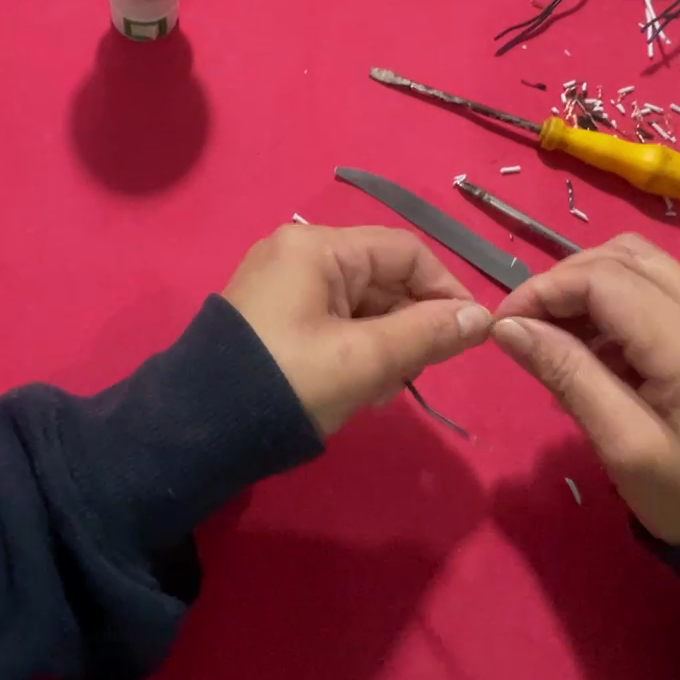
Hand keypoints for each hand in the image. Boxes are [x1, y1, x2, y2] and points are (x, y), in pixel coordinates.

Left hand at [222, 225, 491, 435]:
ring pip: (360, 305)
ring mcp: (282, 285)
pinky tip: (356, 390)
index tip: (470, 334)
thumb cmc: (288, 383)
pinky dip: (354, 351)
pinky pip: (333, 322)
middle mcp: (298, 254)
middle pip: (381, 278)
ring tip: (376, 390)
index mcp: (316, 248)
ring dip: (383, 346)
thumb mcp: (364, 360)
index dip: (445, 289)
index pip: (404, 251)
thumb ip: (427, 334)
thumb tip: (480, 317)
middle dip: (408, 326)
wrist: (199, 432)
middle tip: (413, 375)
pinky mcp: (274, 316)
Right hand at [489, 233, 679, 544]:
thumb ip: (567, 375)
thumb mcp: (623, 448)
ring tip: (562, 330)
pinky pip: (666, 286)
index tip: (506, 322)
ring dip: (592, 283)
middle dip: (565, 280)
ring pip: (647, 261)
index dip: (546, 288)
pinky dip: (621, 298)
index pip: (607, 281)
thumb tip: (508, 326)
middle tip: (529, 324)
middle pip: (627, 256)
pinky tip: (602, 341)